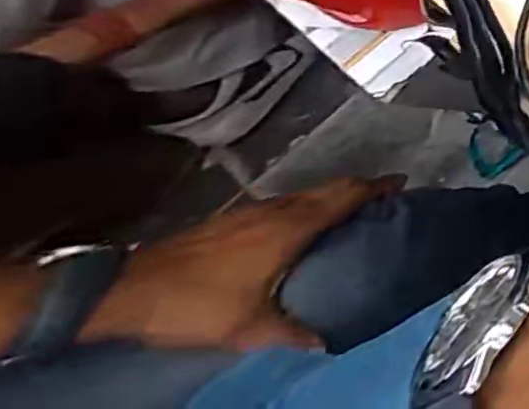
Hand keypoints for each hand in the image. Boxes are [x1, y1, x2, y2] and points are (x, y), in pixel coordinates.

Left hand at [83, 176, 398, 350]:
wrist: (126, 289)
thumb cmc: (195, 302)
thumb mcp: (244, 327)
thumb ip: (289, 332)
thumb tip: (326, 342)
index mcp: (297, 224)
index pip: (350, 194)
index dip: (379, 187)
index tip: (402, 186)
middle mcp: (284, 208)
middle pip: (335, 185)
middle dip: (364, 187)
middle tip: (384, 198)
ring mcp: (258, 209)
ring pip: (312, 190)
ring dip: (336, 193)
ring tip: (349, 211)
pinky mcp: (238, 216)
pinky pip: (291, 199)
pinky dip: (311, 202)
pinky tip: (301, 225)